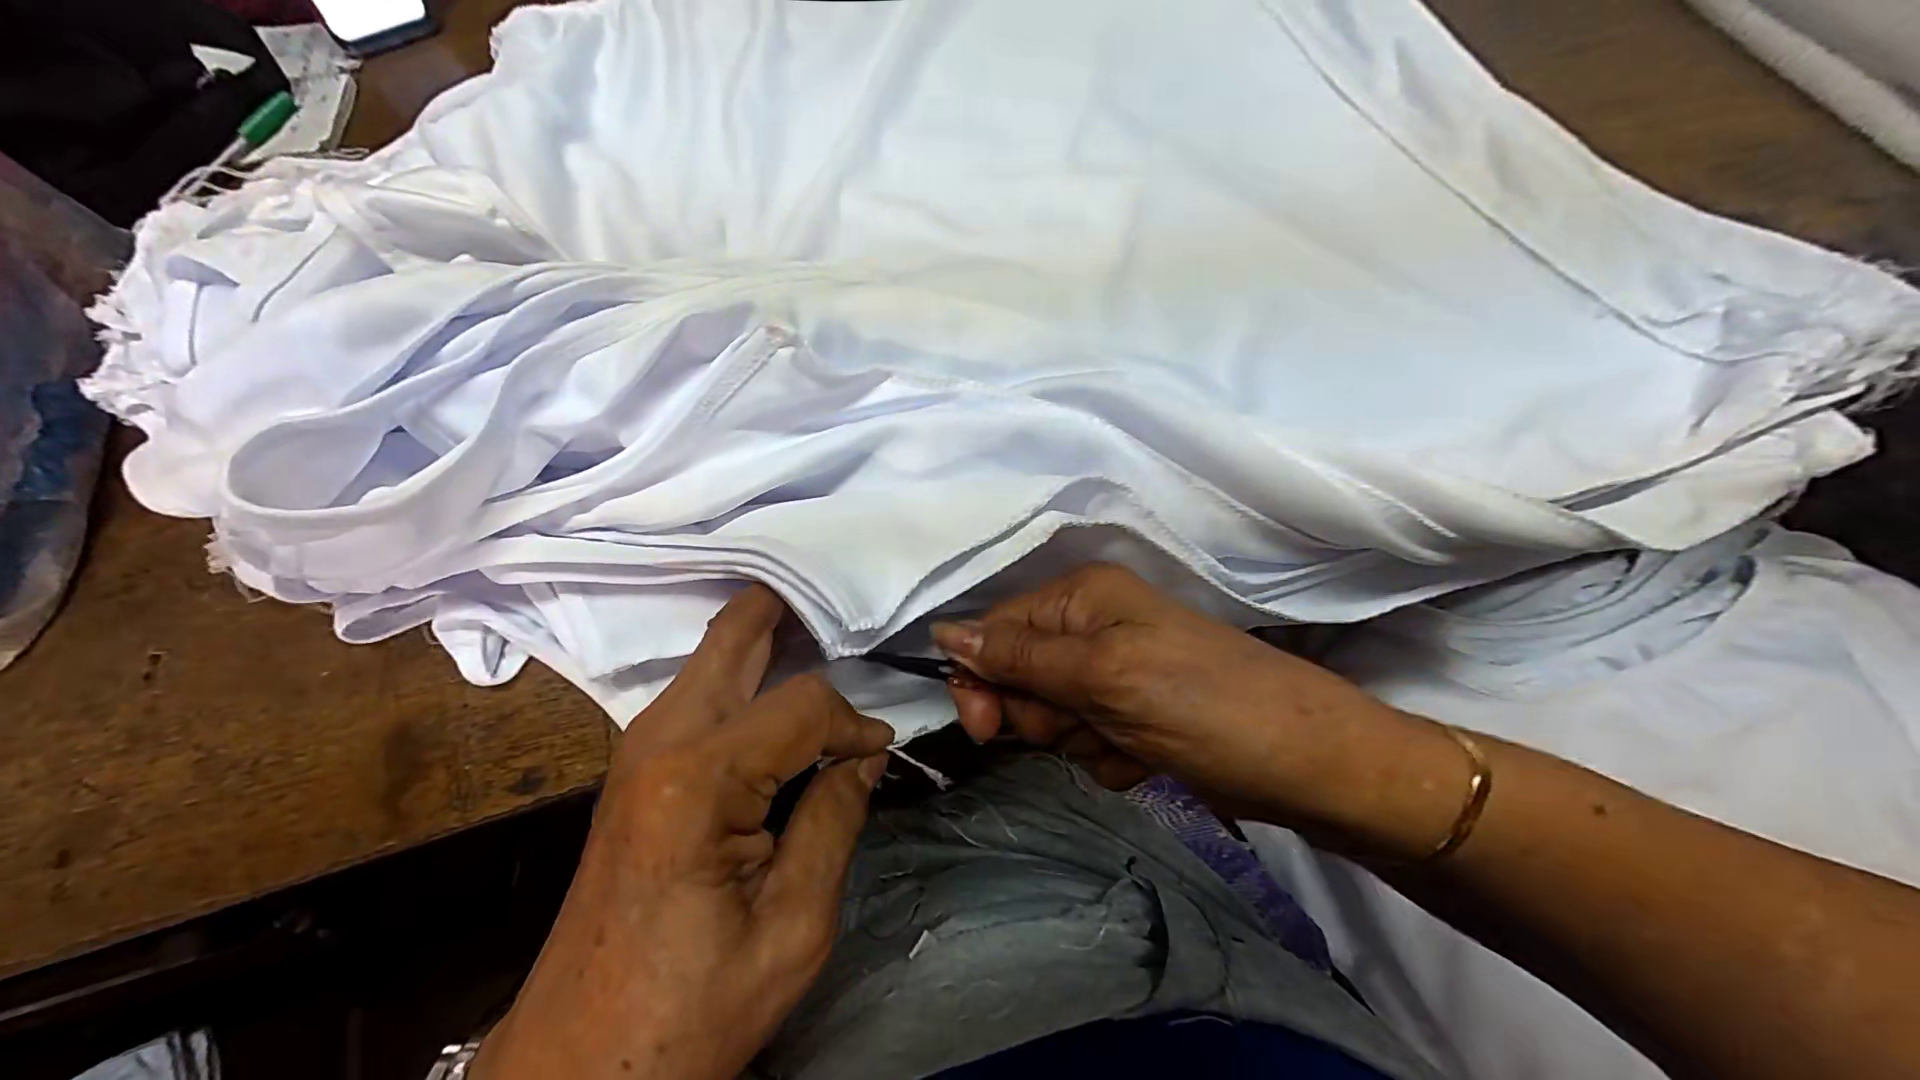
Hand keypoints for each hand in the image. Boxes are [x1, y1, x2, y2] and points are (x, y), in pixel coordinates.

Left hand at [474, 586, 892, 1079]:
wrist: (581, 1060)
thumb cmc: (692, 1004)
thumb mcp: (793, 924)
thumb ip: (835, 820)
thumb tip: (863, 754)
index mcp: (699, 779)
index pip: (802, 705)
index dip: (853, 719)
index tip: (879, 750)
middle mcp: (660, 741)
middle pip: (734, 638)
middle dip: (787, 610)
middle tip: (838, 602)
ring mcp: (638, 748)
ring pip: (711, 656)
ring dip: (764, 636)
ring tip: (819, 631)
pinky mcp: (635, 767)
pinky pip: (699, 689)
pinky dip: (742, 669)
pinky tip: (774, 678)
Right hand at [935, 564, 1472, 858]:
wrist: (1307, 765)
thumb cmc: (1203, 704)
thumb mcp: (1102, 675)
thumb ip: (1019, 656)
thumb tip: (943, 632)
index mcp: (1081, 598)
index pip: (994, 631)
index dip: (982, 679)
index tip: (987, 728)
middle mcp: (1091, 627)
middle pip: (1018, 677)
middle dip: (1041, 715)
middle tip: (1085, 726)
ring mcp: (1113, 672)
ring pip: (1049, 717)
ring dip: (1079, 740)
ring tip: (1129, 741)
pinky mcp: (1130, 713)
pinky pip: (1084, 741)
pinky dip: (1107, 756)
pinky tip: (1146, 757)